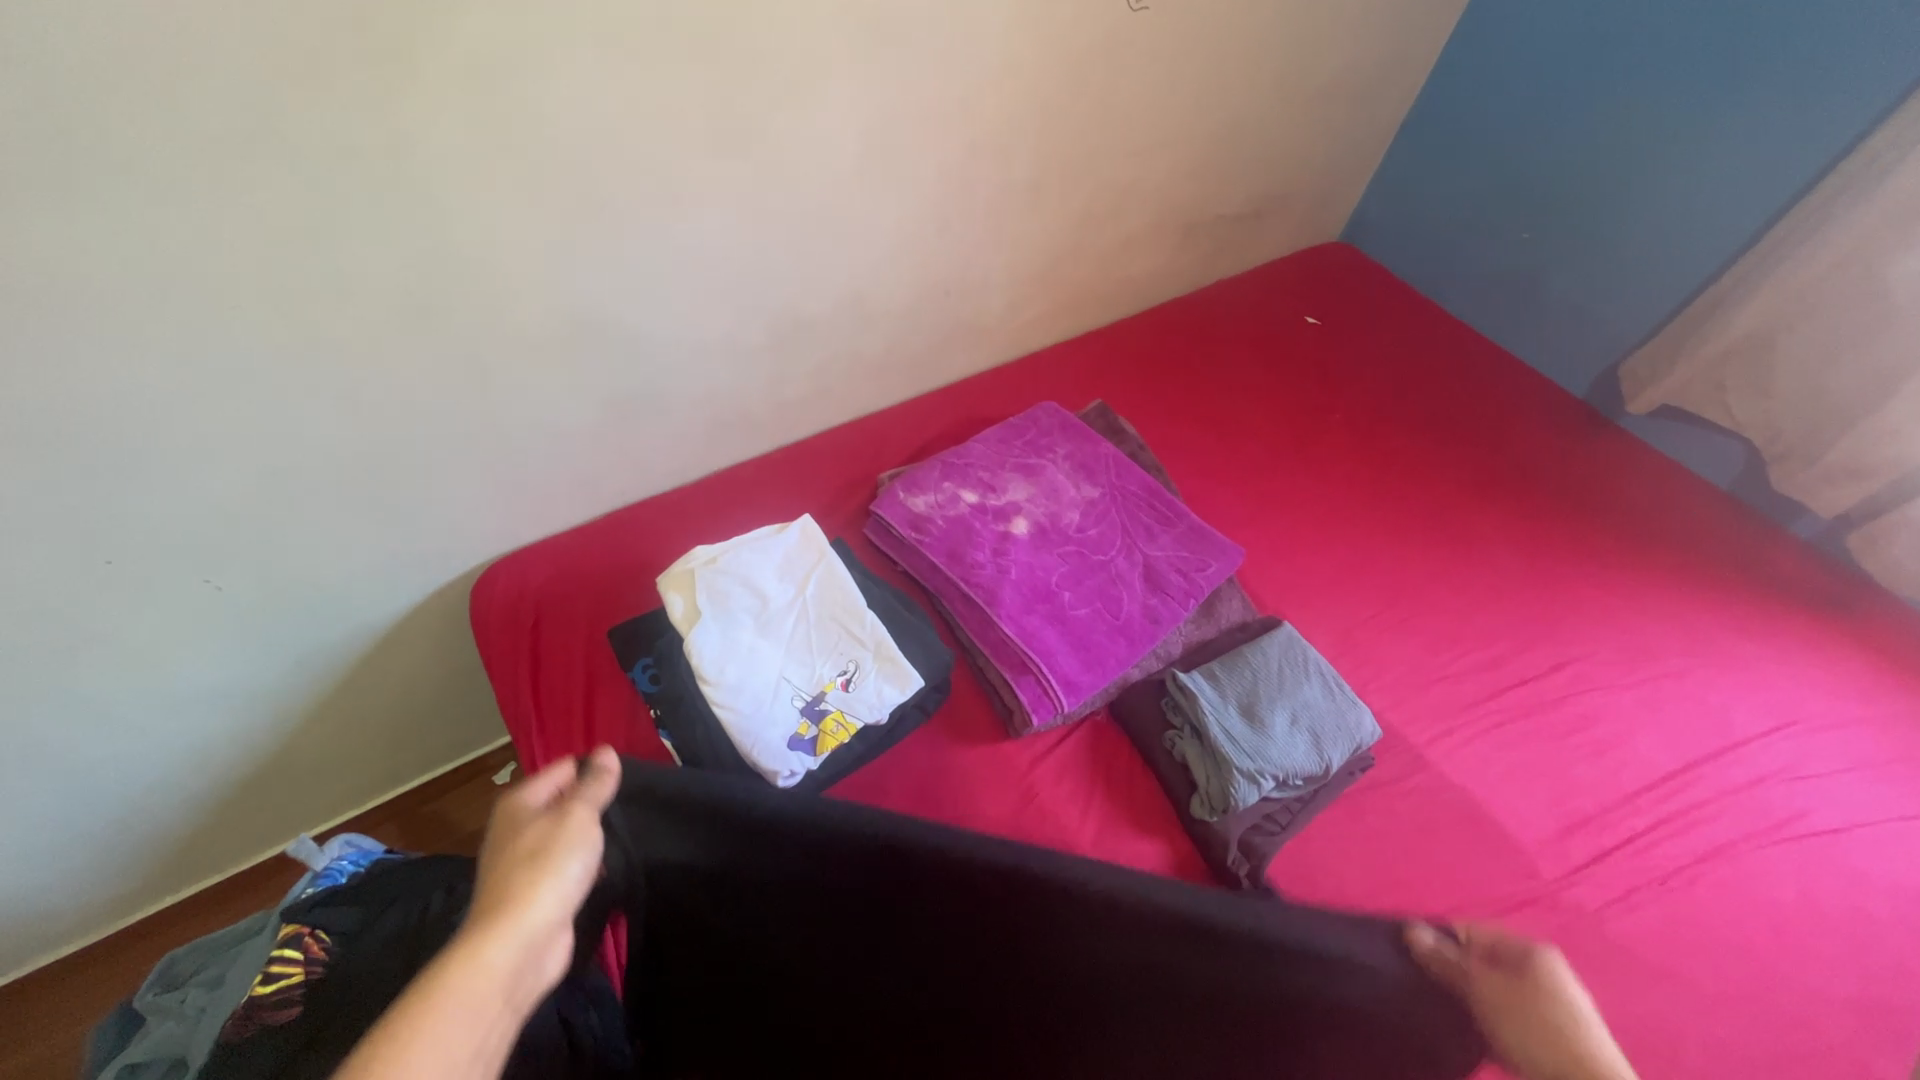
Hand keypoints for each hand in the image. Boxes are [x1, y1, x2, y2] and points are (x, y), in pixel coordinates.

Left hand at [462, 746, 622, 999]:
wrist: (518, 945)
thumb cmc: (547, 868)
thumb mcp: (578, 816)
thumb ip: (595, 784)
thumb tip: (606, 751)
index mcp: (520, 802)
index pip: (564, 768)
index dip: (595, 769)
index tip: (629, 778)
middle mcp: (516, 828)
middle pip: (565, 802)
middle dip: (596, 803)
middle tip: (633, 805)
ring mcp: (523, 863)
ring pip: (568, 835)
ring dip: (593, 837)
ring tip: (629, 832)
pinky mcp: (535, 892)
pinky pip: (568, 865)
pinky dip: (586, 865)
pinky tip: (608, 867)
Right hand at [1405, 921, 1636, 1079]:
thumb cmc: (1534, 1032)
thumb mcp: (1482, 990)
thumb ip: (1445, 959)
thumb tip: (1410, 928)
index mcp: (1530, 950)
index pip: (1469, 931)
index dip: (1437, 941)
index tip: (1408, 958)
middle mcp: (1543, 971)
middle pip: (1481, 963)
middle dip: (1452, 975)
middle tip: (1424, 990)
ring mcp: (1551, 1007)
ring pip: (1493, 994)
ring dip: (1469, 1004)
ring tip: (1444, 1016)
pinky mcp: (1553, 1039)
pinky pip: (1507, 1020)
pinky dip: (1488, 1027)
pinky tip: (1473, 1040)